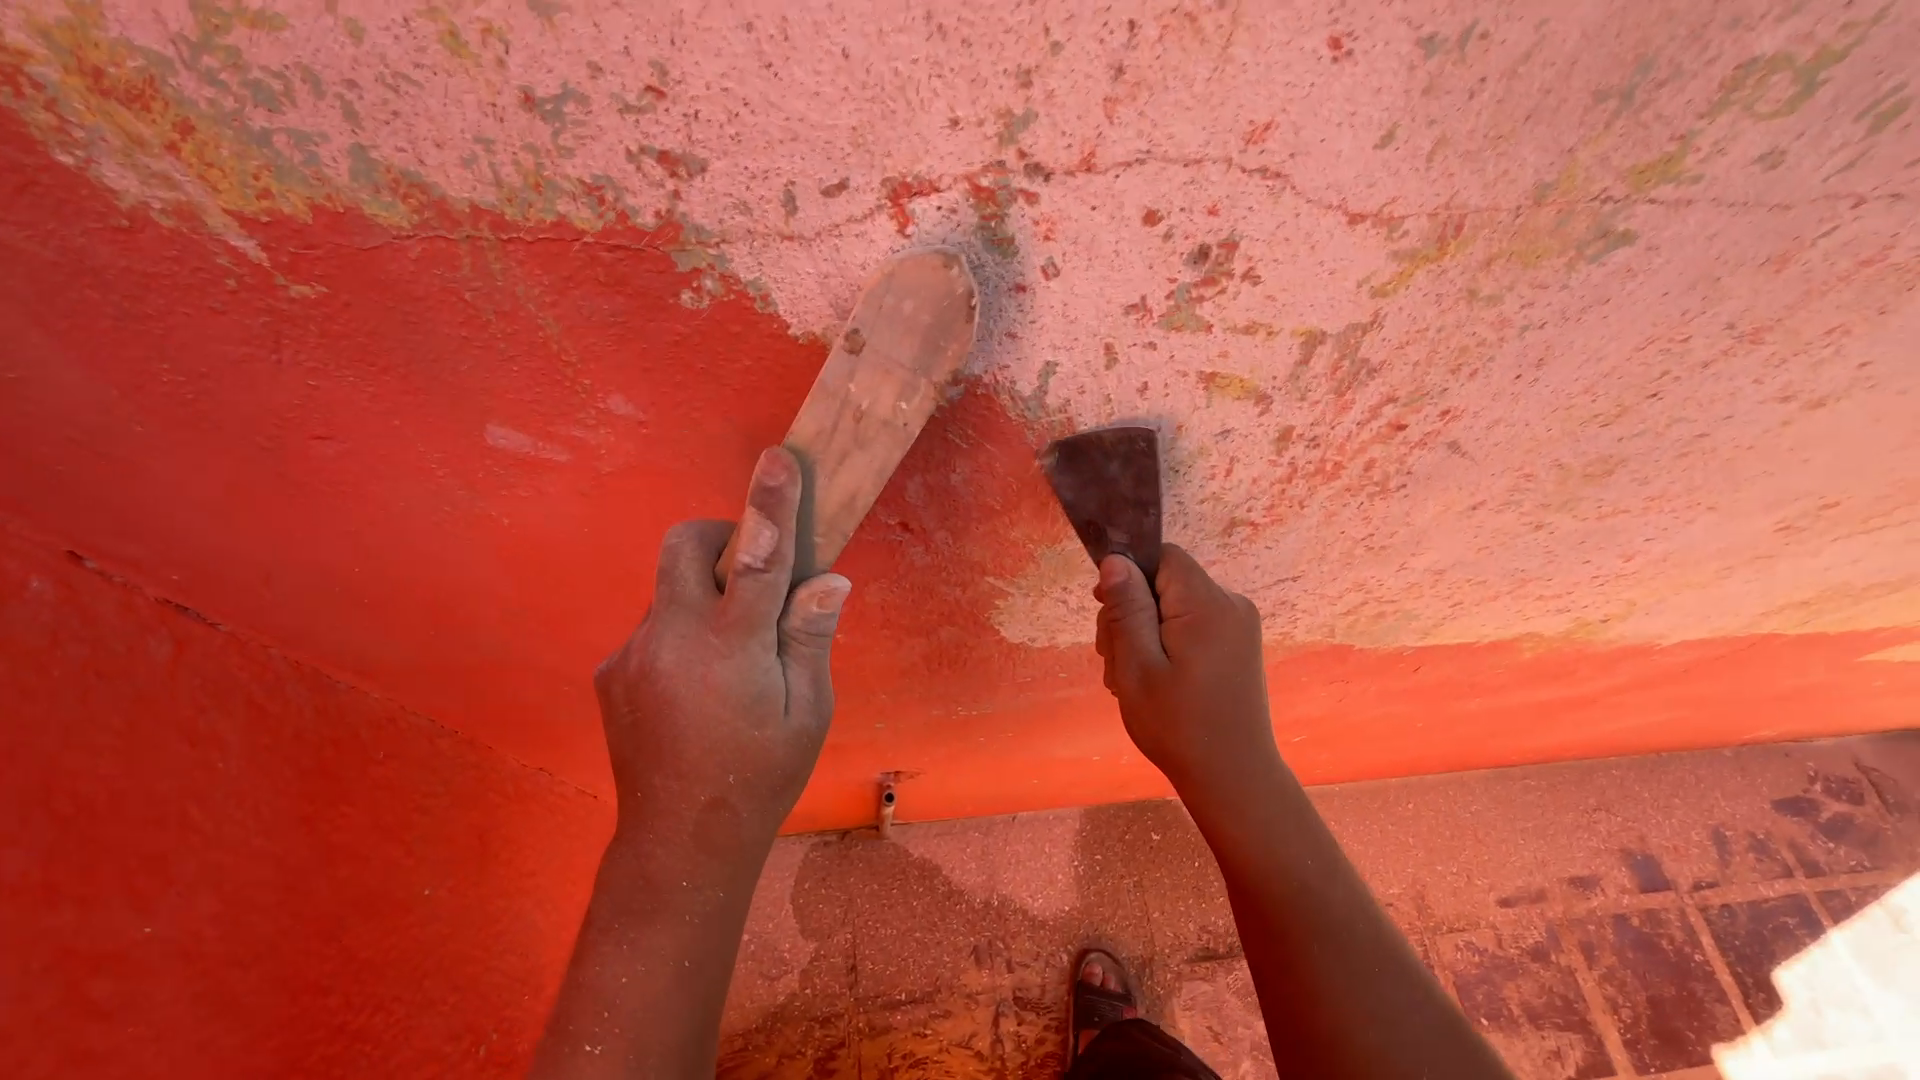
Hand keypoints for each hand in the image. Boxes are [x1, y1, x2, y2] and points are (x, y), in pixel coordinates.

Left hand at [593, 447, 850, 839]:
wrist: (681, 841)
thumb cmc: (762, 776)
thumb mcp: (808, 712)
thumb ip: (809, 637)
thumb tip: (828, 579)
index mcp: (730, 649)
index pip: (755, 560)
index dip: (770, 505)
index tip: (777, 459)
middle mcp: (670, 638)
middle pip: (683, 545)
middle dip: (719, 538)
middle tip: (751, 576)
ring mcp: (631, 654)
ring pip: (670, 591)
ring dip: (704, 599)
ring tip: (729, 660)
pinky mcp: (611, 671)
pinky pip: (653, 628)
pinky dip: (681, 635)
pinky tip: (696, 689)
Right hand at [1094, 545, 1277, 792]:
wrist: (1232, 778)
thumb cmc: (1177, 726)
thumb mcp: (1138, 666)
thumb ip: (1127, 609)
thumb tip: (1115, 560)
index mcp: (1207, 604)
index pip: (1162, 556)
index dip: (1129, 576)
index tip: (1107, 612)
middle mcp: (1230, 604)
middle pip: (1165, 583)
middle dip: (1132, 613)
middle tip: (1115, 661)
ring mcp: (1238, 626)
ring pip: (1173, 607)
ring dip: (1144, 634)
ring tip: (1131, 679)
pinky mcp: (1237, 646)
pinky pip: (1190, 627)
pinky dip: (1166, 646)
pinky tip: (1153, 682)